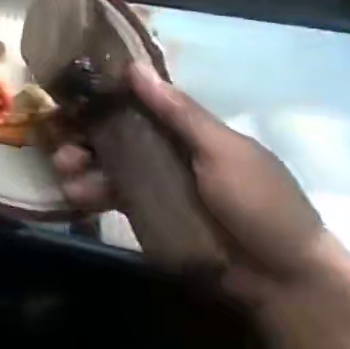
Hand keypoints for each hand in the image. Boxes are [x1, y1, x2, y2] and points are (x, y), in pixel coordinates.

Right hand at [53, 63, 328, 301]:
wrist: (286, 281)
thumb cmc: (263, 205)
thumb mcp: (224, 152)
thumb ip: (179, 114)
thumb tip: (134, 67)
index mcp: (189, 132)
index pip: (138, 106)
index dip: (104, 101)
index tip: (72, 99)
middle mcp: (169, 153)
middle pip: (114, 136)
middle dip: (83, 139)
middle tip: (63, 149)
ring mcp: (157, 185)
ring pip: (107, 166)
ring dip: (80, 166)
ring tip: (66, 176)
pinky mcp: (148, 215)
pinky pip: (111, 197)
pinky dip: (90, 194)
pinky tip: (75, 197)